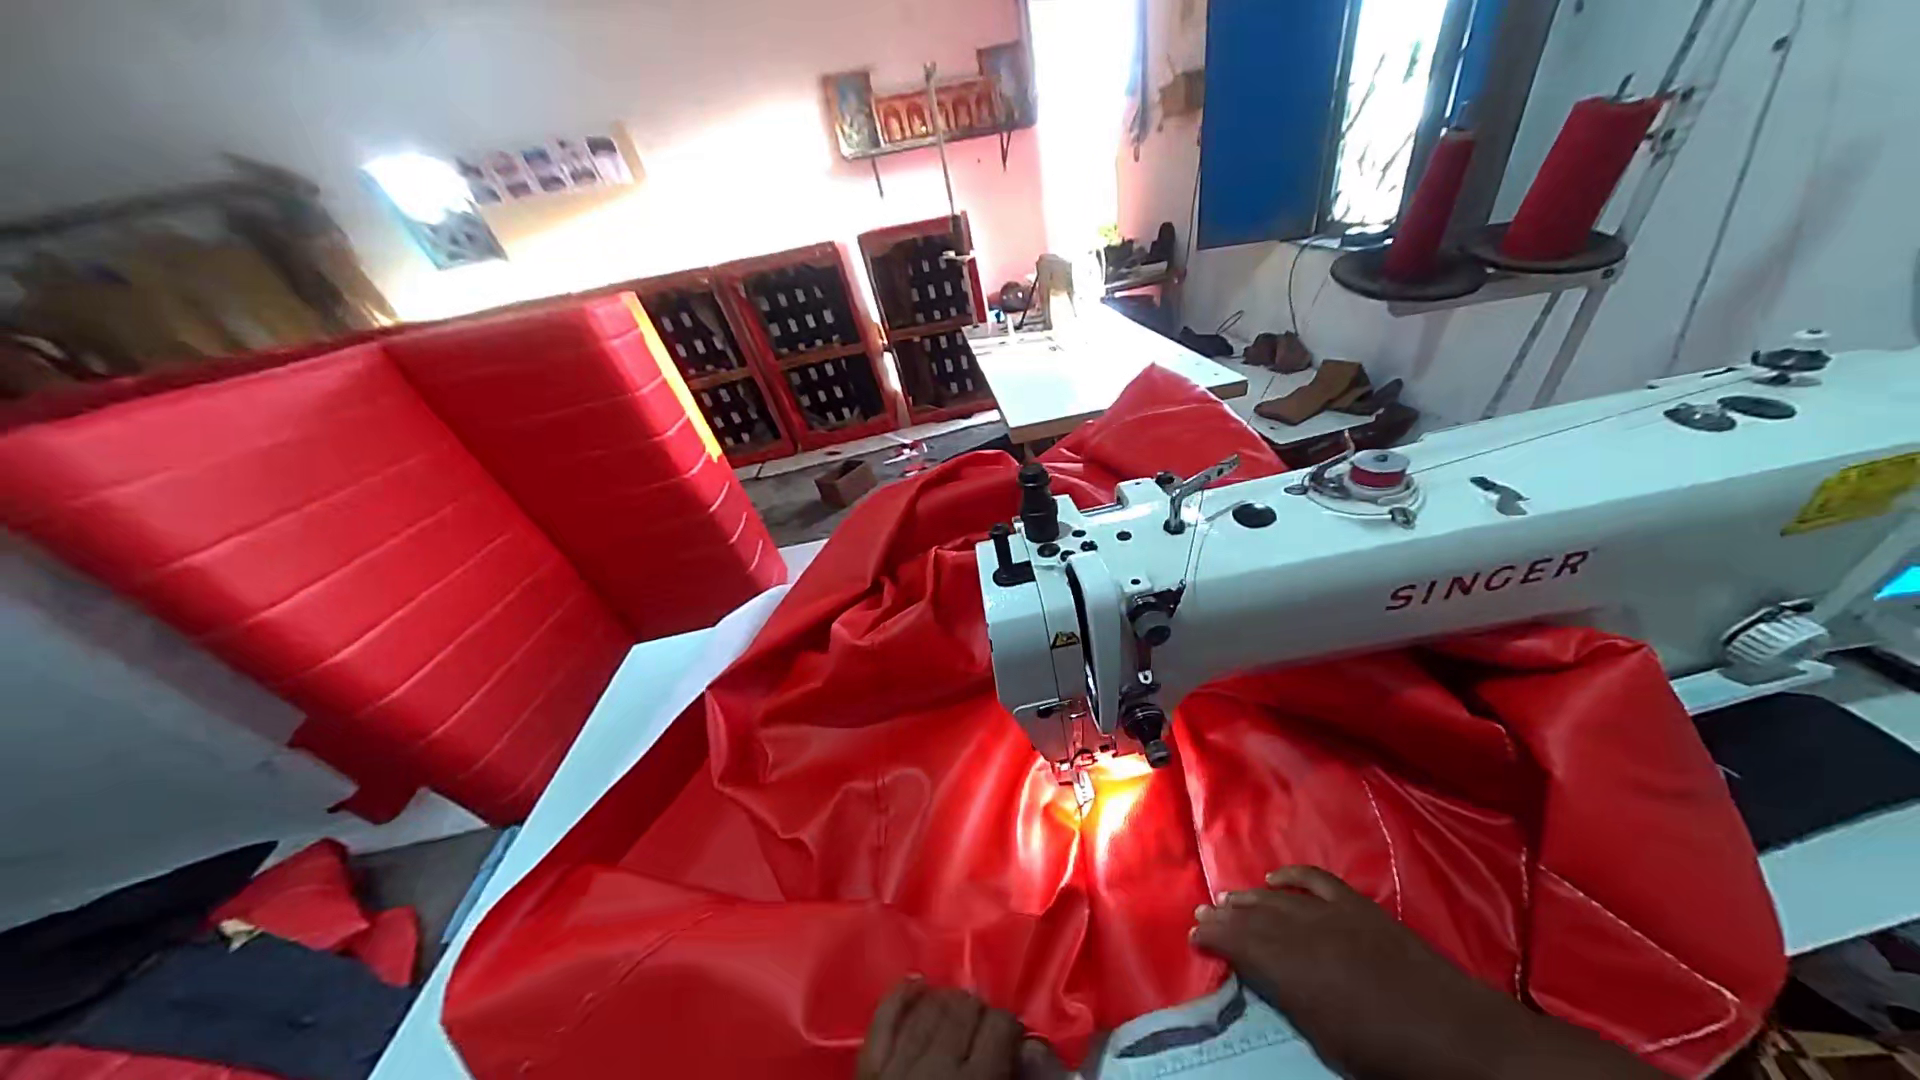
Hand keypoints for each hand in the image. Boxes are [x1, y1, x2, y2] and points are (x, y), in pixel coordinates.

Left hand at [857, 977, 1032, 1079]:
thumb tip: (1036, 1050)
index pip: (1000, 1026)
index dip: (1010, 1029)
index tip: (1012, 1044)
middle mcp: (936, 1068)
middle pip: (964, 1009)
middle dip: (980, 1014)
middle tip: (985, 1032)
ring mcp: (896, 1066)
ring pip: (929, 1006)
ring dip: (948, 1003)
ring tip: (958, 1014)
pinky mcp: (866, 1070)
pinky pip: (884, 1017)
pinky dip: (902, 996)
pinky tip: (917, 984)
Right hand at [1191, 867, 1662, 1079]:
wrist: (1461, 1037)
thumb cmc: (1389, 1055)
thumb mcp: (1326, 1040)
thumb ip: (1288, 999)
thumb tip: (1259, 975)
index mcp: (1293, 969)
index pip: (1238, 941)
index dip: (1213, 935)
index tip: (1195, 935)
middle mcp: (1306, 932)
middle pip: (1252, 915)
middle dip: (1224, 913)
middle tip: (1203, 913)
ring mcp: (1334, 914)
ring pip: (1277, 896)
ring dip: (1249, 896)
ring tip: (1229, 897)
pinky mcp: (1360, 907)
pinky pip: (1316, 880)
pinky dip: (1293, 876)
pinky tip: (1276, 878)